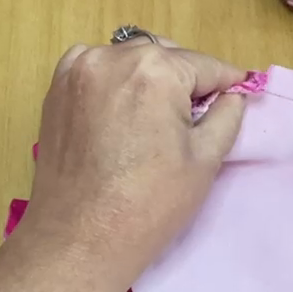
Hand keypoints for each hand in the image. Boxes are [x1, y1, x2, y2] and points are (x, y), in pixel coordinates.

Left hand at [12, 39, 247, 287]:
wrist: (79, 236)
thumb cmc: (149, 203)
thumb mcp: (204, 160)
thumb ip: (225, 115)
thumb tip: (231, 94)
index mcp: (155, 70)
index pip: (203, 65)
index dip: (224, 82)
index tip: (237, 91)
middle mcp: (112, 57)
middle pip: (163, 55)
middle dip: (183, 78)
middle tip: (194, 114)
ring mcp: (78, 70)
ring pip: (127, 58)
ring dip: (146, 74)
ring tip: (154, 114)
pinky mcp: (55, 89)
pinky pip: (93, 67)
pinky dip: (110, 77)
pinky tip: (118, 106)